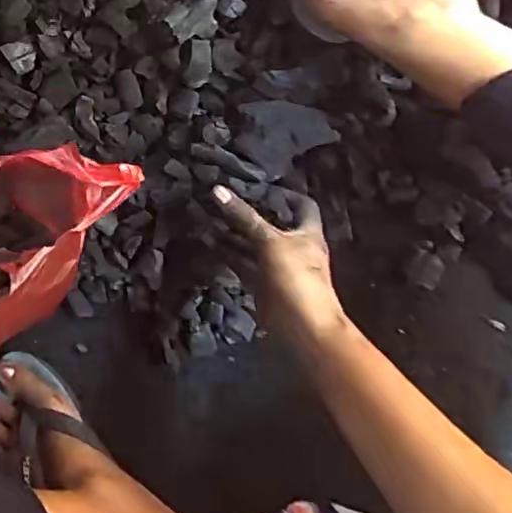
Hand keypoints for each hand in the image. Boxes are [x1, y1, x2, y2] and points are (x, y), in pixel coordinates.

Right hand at [211, 185, 346, 346]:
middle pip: (269, 222)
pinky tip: (206, 238)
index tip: (254, 183)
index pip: (300, 205)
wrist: (304, 329)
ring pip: (250, 241)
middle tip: (218, 195)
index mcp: (307, 235)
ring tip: (204, 213)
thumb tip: (218, 189)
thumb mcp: (270, 241)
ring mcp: (275, 265)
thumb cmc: (297, 279)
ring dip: (230, 230)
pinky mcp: (260, 281)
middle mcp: (292, 247)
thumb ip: (244, 217)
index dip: (282, 193)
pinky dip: (224, 250)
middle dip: (245, 211)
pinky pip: (239, 259)